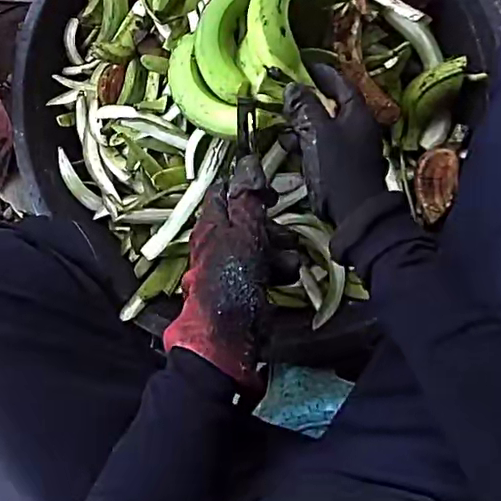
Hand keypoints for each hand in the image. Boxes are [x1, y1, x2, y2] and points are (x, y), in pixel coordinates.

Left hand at [162, 159, 270, 392]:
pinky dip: (277, 269)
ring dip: (279, 248)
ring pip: (258, 243)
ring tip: (290, 260)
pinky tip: (288, 275)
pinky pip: (263, 268)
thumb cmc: (232, 279)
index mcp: (209, 223)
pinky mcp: (242, 286)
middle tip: (285, 229)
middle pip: (246, 219)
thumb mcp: (244, 232)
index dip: (247, 185)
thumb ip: (248, 199)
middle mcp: (216, 241)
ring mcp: (229, 265)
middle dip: (270, 223)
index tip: (270, 190)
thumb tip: (248, 162)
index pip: (225, 190)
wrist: (228, 338)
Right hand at [285, 65, 423, 279]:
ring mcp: (351, 146)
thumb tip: (293, 87)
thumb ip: (305, 107)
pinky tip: (289, 143)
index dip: (321, 71)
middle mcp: (358, 126)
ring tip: (283, 117)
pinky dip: (306, 140)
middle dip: (308, 97)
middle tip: (287, 90)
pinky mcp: (342, 163)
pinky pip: (322, 143)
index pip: (340, 82)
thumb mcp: (317, 133)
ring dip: (304, 120)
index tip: (303, 64)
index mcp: (357, 113)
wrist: (353, 213)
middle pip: (332, 103)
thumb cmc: (337, 168)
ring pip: (325, 124)